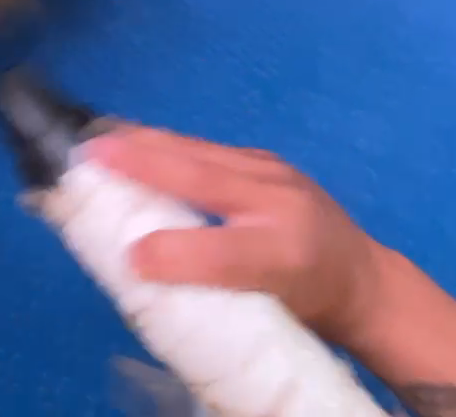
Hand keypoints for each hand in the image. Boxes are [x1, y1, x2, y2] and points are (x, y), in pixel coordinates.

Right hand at [84, 126, 389, 346]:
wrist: (365, 277)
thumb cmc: (309, 307)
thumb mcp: (266, 316)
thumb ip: (208, 293)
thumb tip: (140, 275)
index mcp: (289, 257)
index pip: (229, 254)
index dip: (179, 253)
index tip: (131, 256)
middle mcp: (282, 203)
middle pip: (204, 178)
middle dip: (143, 164)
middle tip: (90, 156)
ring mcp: (271, 170)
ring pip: (198, 151)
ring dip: (143, 142)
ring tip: (98, 138)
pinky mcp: (260, 157)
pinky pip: (201, 146)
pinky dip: (160, 142)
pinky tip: (130, 137)